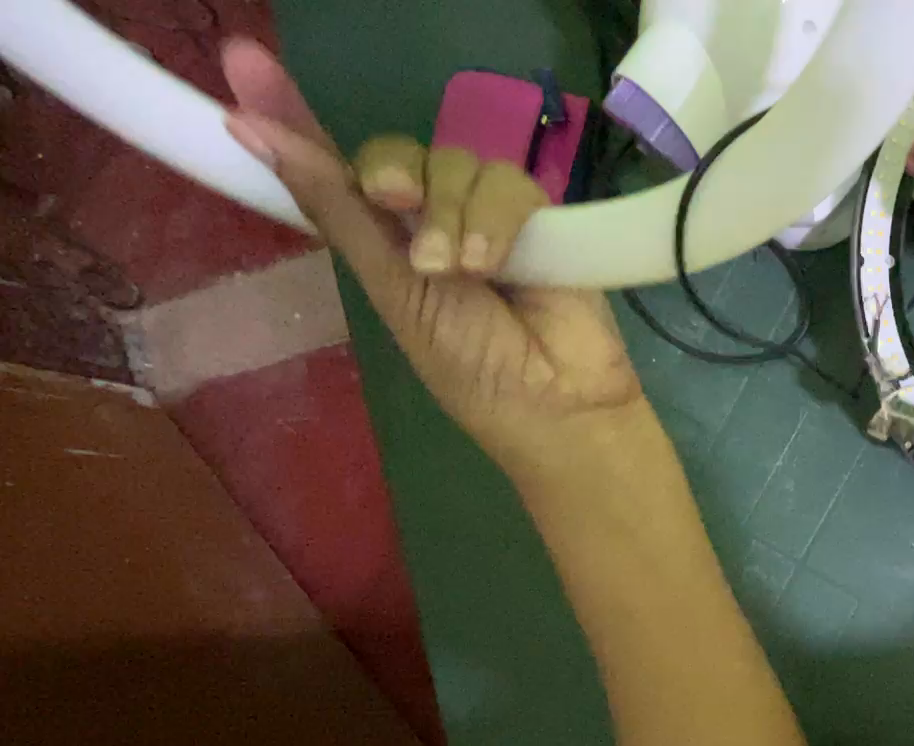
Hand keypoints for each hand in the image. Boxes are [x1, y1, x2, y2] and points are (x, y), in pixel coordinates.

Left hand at [219, 39, 643, 481]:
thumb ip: (338, 210)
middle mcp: (437, 221)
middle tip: (393, 203)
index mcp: (387, 242)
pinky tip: (493, 261)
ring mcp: (494, 220)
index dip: (294, 118)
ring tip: (462, 270)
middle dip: (391, 174)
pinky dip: (496, 215)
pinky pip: (512, 185)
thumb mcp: (392, 292)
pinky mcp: (547, 223)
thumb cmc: (470, 366)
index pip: (337, 167)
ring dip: (450, 211)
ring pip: (458, 163)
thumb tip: (243, 126)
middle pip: (401, 152)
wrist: (557, 401)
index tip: (246, 64)